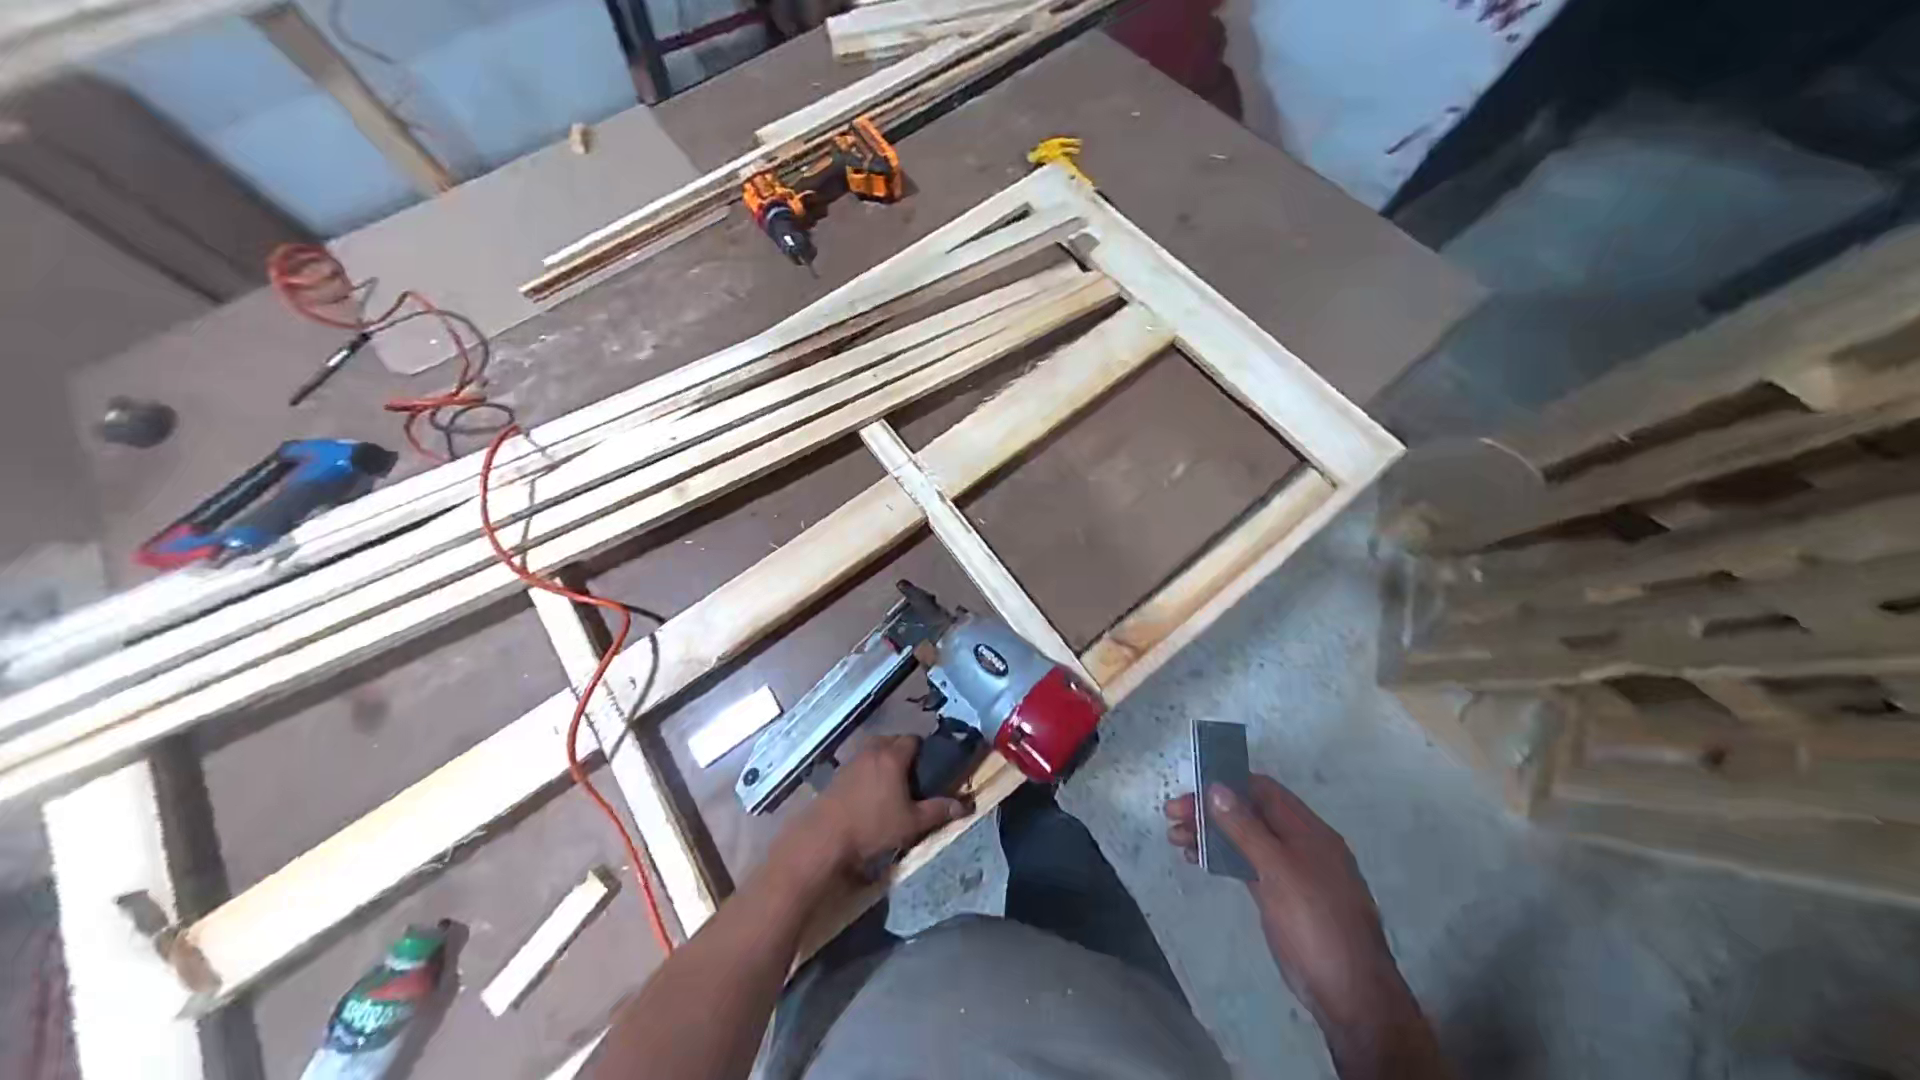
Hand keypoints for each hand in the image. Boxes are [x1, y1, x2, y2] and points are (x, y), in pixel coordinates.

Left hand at [779, 735, 968, 884]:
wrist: (825, 837)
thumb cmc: (873, 826)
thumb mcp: (912, 822)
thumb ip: (938, 810)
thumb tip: (965, 805)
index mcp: (892, 756)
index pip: (913, 739)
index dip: (924, 749)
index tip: (931, 765)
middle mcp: (872, 751)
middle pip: (892, 740)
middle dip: (904, 752)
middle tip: (914, 774)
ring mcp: (851, 761)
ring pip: (874, 751)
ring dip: (884, 760)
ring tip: (893, 783)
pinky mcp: (837, 774)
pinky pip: (860, 763)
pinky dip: (868, 770)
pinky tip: (870, 792)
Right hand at [1164, 776, 1397, 1024]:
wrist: (1349, 993)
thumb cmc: (1314, 921)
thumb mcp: (1277, 869)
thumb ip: (1245, 827)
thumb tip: (1217, 787)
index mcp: (1307, 830)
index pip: (1262, 790)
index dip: (1226, 784)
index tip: (1191, 792)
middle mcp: (1299, 844)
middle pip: (1249, 813)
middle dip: (1210, 810)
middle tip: (1172, 816)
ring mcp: (1289, 871)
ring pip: (1244, 839)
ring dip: (1210, 833)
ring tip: (1175, 838)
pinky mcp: (1279, 896)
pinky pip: (1245, 864)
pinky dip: (1221, 857)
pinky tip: (1196, 859)